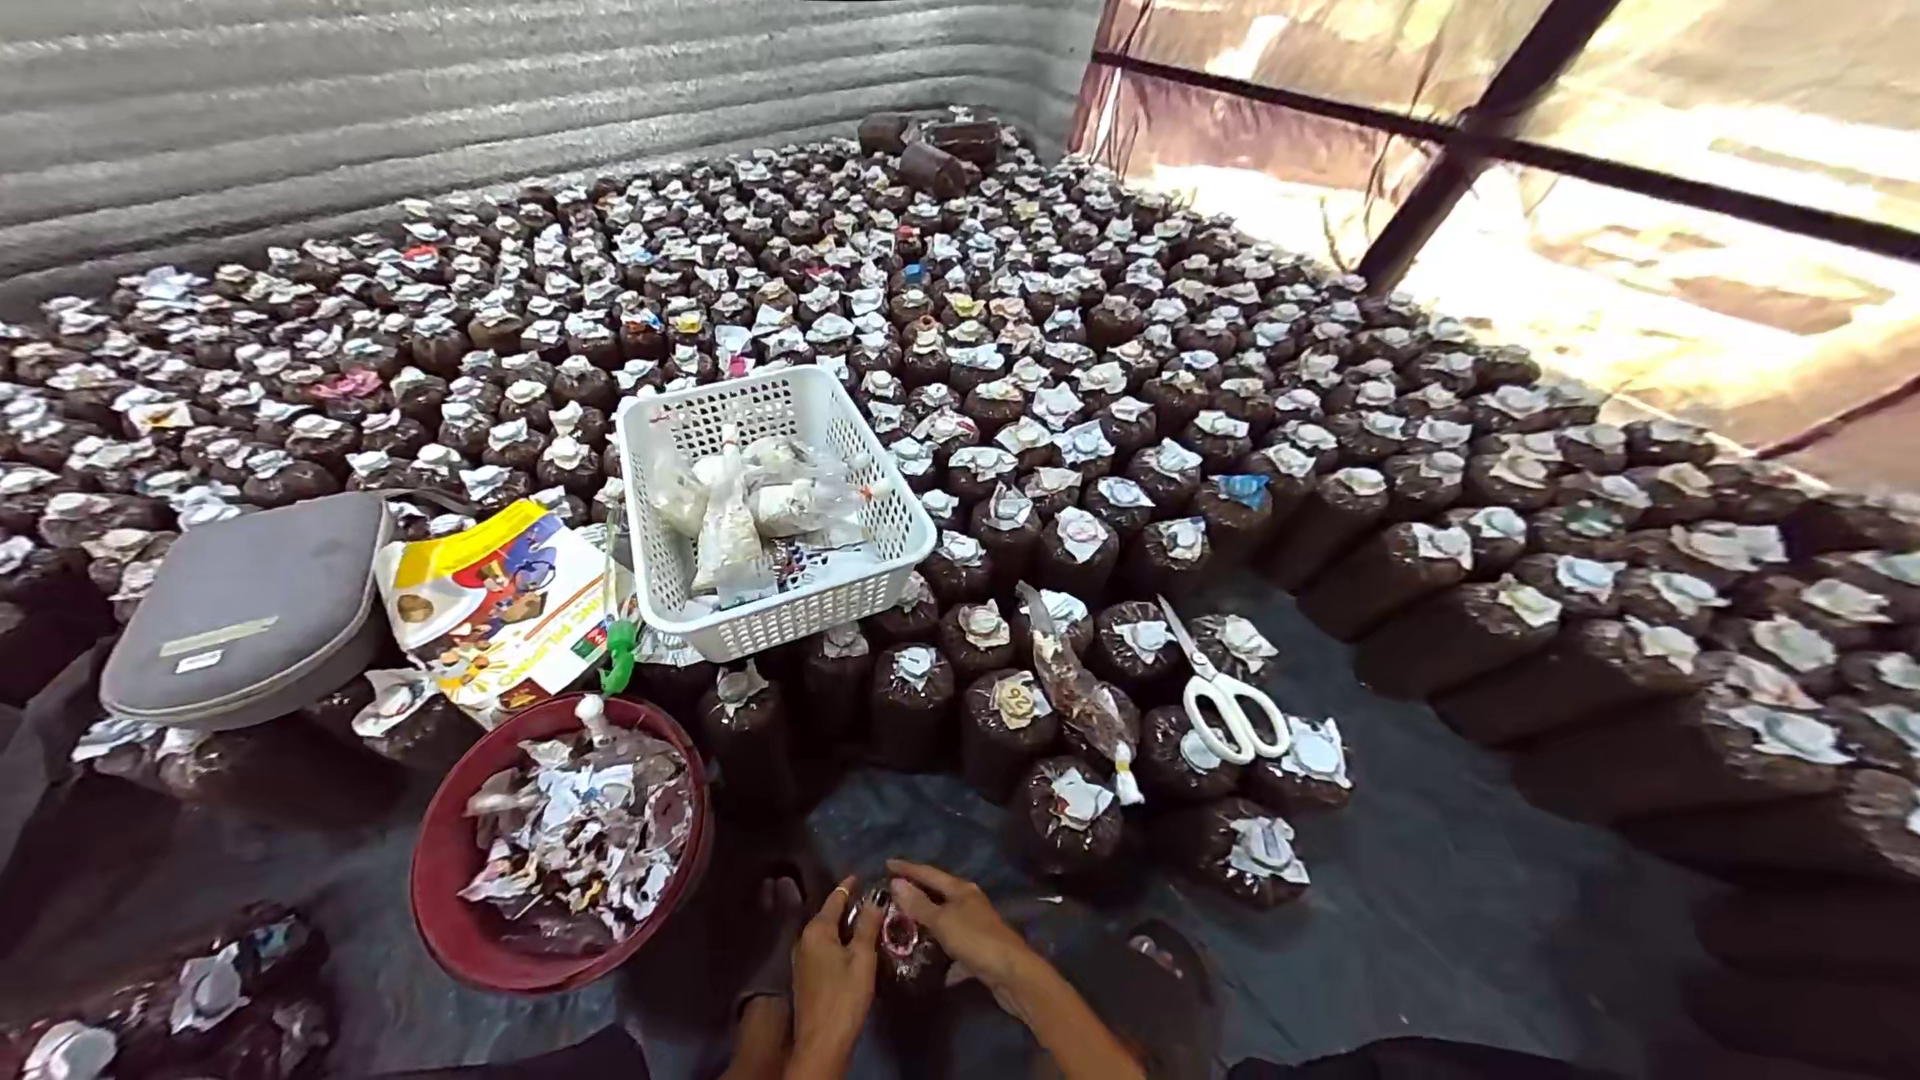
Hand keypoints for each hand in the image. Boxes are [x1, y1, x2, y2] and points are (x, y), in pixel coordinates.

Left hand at [788, 876, 879, 1079]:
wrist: (821, 1045)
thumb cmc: (844, 996)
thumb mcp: (862, 957)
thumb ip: (868, 923)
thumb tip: (877, 895)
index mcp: (816, 930)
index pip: (835, 897)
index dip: (850, 885)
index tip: (864, 875)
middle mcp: (804, 939)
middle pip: (829, 914)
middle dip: (850, 905)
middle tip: (873, 899)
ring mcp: (803, 959)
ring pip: (828, 932)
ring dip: (846, 925)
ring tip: (869, 919)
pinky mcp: (806, 976)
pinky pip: (825, 947)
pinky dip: (840, 940)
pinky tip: (855, 945)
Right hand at [887, 860, 1143, 1079]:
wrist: (1013, 974)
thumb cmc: (976, 941)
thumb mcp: (943, 922)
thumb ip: (919, 904)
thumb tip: (896, 882)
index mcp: (960, 889)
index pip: (928, 873)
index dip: (907, 868)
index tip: (887, 863)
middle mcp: (969, 902)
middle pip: (938, 893)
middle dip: (916, 893)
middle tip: (891, 894)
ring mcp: (976, 925)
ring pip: (946, 919)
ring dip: (928, 922)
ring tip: (905, 928)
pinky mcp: (980, 950)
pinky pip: (955, 947)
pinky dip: (944, 955)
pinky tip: (935, 970)